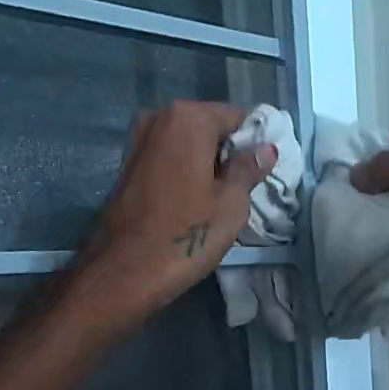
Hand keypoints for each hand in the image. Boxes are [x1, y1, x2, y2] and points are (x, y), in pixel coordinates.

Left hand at [72, 100, 273, 326]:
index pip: (237, 117)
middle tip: (245, 190)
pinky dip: (186, 175)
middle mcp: (159, 117)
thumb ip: (248, 169)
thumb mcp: (231, 203)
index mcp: (188, 118)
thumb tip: (265, 148)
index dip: (255, 143)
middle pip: (210, 129)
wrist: (123, 272)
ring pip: (189, 146)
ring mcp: (138, 141)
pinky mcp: (128, 167)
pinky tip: (194, 204)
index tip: (263, 173)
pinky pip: (170, 161)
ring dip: (208, 167)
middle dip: (229, 154)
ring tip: (220, 201)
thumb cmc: (184, 235)